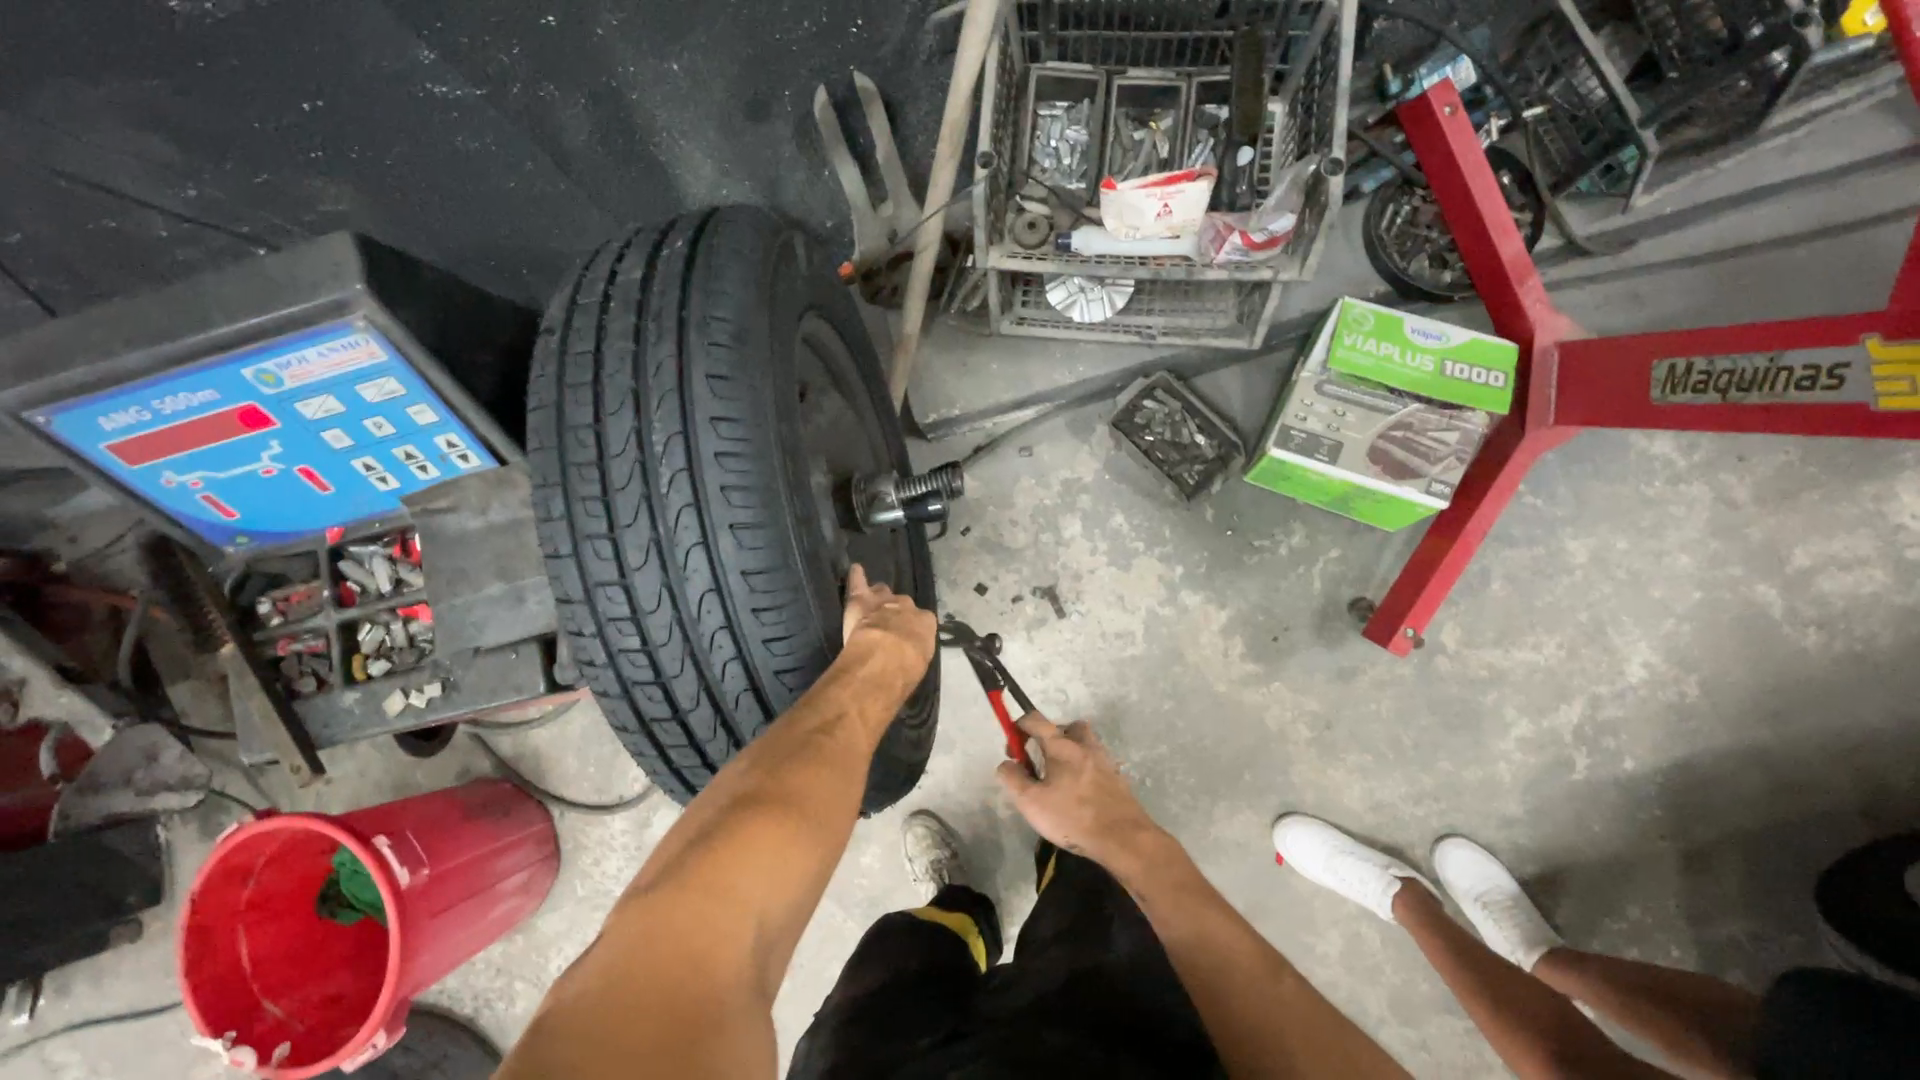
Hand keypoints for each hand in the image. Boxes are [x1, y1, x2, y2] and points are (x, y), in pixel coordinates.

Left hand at [841, 563, 935, 682]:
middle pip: (902, 603)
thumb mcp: (920, 662)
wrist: (886, 655)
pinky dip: (856, 577)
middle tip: (887, 624)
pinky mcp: (861, 599)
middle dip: (896, 610)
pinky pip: (859, 582)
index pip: (922, 619)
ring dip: (878, 597)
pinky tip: (855, 569)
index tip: (907, 636)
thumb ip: (915, 652)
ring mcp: (884, 600)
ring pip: (882, 591)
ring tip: (872, 602)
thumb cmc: (907, 667)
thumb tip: (910, 654)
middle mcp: (907, 606)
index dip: (912, 627)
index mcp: (925, 622)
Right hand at [995, 713, 1168, 872]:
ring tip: (1060, 777)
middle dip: (1052, 735)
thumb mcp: (1031, 802)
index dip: (1020, 725)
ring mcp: (1105, 761)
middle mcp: (1085, 746)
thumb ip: (1013, 778)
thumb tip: (1006, 763)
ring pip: (1086, 743)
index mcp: (1061, 746)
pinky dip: (1085, 768)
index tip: (1012, 744)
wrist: (1122, 837)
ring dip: (1071, 750)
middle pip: (1068, 727)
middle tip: (1041, 759)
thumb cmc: (1072, 817)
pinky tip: (1080, 792)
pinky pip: (1097, 763)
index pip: (1036, 720)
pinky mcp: (1118, 778)